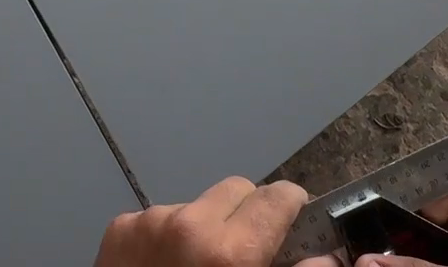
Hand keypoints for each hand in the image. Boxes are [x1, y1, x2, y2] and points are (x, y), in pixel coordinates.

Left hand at [93, 176, 310, 266]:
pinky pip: (161, 218)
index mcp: (228, 252)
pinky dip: (170, 239)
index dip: (291, 208)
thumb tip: (327, 257)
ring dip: (207, 229)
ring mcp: (149, 220)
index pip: (277, 197)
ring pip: (199, 205)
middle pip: (238, 190)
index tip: (295, 221)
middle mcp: (188, 223)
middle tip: (248, 254)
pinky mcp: (120, 226)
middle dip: (249, 216)